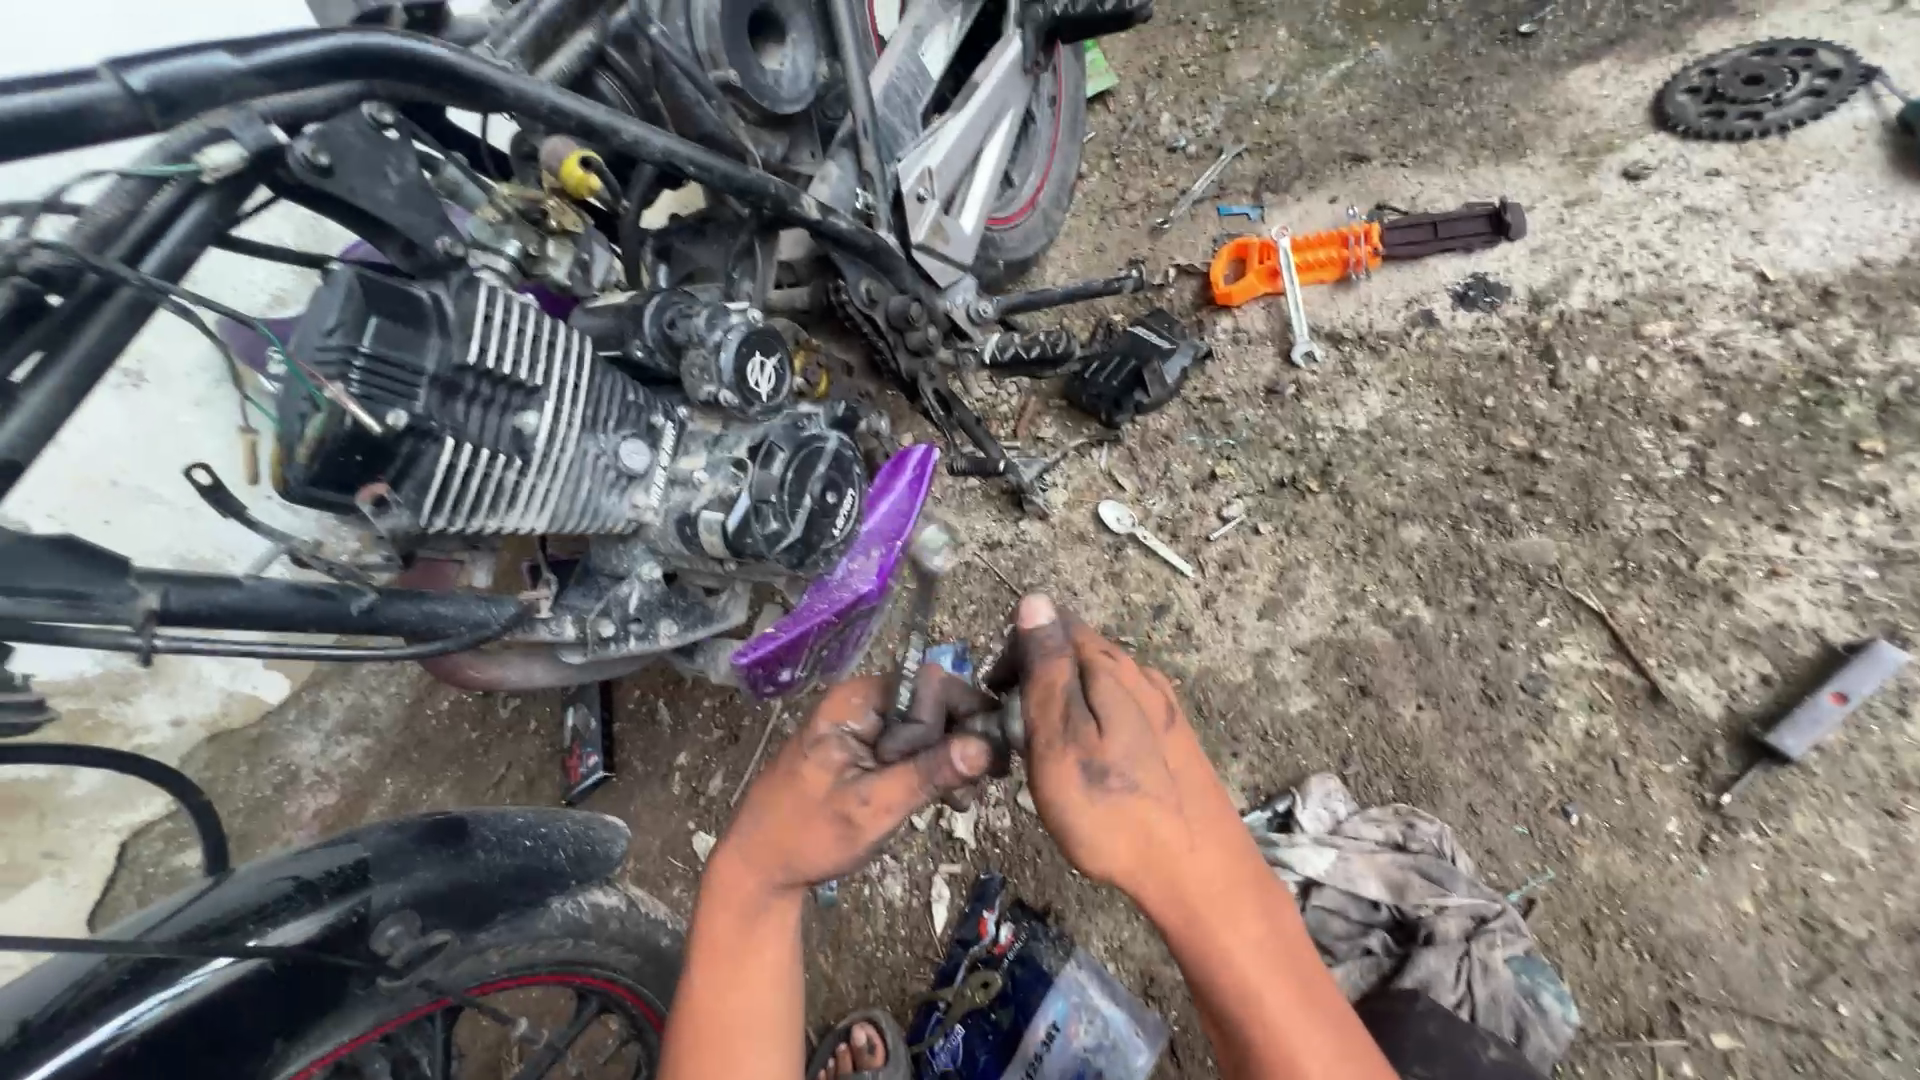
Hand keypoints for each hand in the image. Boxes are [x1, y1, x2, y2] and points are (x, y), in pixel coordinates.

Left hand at [709, 671, 993, 897]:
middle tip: (974, 788)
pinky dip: (932, 769)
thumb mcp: (873, 807)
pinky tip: (947, 799)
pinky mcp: (867, 747)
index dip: (961, 716)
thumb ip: (928, 773)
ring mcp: (865, 724)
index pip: (930, 685)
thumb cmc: (808, 835)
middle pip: (934, 703)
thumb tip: (985, 745)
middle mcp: (863, 701)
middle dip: (959, 742)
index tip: (984, 758)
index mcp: (856, 700)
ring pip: (929, 726)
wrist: (759, 867)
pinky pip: (913, 745)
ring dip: (950, 760)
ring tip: (960, 801)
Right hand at [989, 595, 1250, 913]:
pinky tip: (1089, 765)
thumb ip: (1046, 669)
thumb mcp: (1059, 738)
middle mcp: (1141, 672)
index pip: (1053, 623)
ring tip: (1047, 756)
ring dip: (1064, 704)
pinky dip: (1091, 724)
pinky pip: (1118, 710)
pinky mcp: (1172, 737)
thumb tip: (1035, 599)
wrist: (1199, 876)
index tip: (997, 699)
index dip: (1016, 652)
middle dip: (1038, 680)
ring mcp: (1162, 706)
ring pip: (1097, 683)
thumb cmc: (1112, 810)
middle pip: (1076, 652)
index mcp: (1111, 666)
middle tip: (1017, 736)